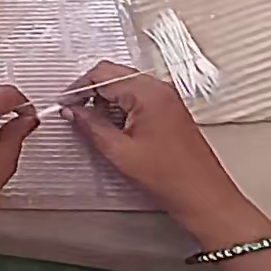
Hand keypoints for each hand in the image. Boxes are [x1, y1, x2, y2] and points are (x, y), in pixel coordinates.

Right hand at [62, 61, 247, 225]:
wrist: (204, 197)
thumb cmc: (170, 178)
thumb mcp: (118, 152)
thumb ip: (90, 126)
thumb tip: (71, 111)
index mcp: (147, 94)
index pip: (101, 75)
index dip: (78, 88)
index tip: (65, 103)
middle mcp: (159, 88)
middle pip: (113, 73)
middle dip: (89, 89)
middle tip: (73, 108)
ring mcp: (166, 97)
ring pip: (124, 82)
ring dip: (104, 96)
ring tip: (91, 119)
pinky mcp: (169, 108)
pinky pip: (137, 93)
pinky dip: (120, 102)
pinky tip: (112, 123)